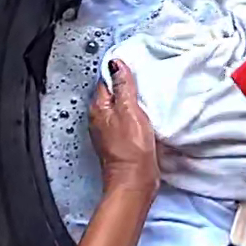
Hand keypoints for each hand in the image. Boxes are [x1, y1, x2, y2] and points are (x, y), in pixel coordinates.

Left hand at [92, 59, 158, 198]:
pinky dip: (136, 114)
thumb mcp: (129, 110)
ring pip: (120, 106)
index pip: (105, 80)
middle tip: (143, 77)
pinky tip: (147, 114)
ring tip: (147, 93)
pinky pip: (127, 119)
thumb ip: (123, 86)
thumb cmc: (131, 149)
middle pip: (112, 93)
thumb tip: (116, 64)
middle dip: (126, 84)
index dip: (118, 70)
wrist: (135, 182)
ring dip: (132, 100)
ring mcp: (109, 130)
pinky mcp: (121, 140)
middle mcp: (100, 118)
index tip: (133, 64)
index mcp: (98, 108)